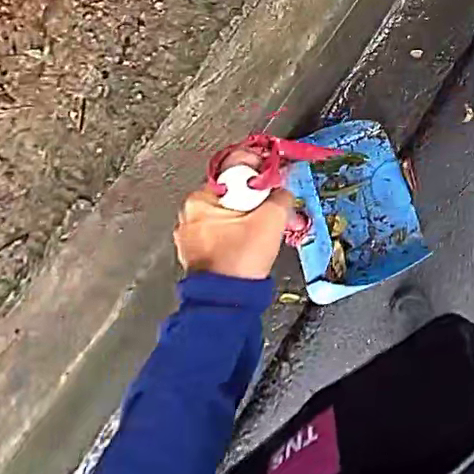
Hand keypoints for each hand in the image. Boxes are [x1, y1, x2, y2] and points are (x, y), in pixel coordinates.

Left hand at [175, 147, 295, 278]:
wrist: (226, 304)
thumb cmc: (239, 264)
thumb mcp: (271, 221)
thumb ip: (280, 196)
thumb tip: (283, 189)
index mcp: (199, 199)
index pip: (232, 169)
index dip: (257, 172)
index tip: (270, 178)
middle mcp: (189, 213)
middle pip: (230, 190)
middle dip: (253, 196)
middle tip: (268, 206)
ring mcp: (191, 233)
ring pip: (226, 210)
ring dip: (246, 214)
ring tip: (260, 227)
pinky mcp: (196, 250)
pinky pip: (220, 229)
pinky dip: (236, 231)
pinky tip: (249, 241)